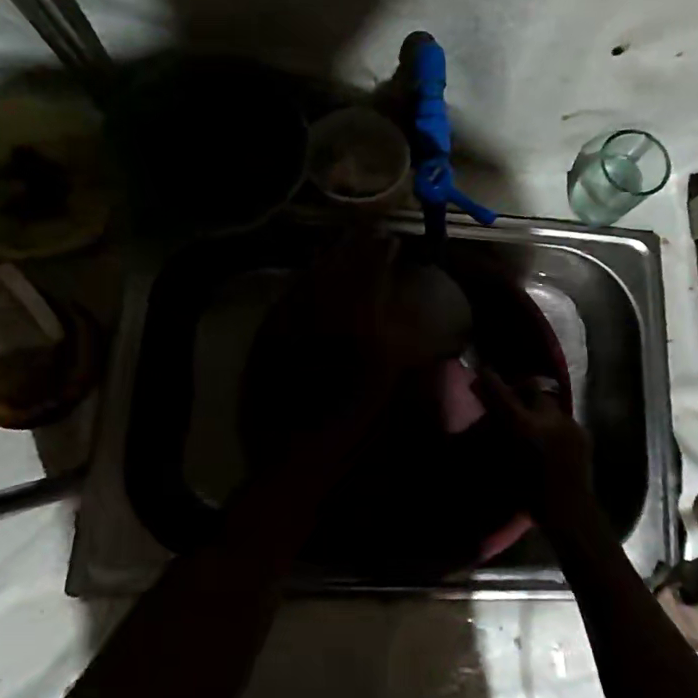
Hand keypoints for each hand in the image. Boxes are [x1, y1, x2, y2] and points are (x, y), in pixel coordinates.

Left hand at [243, 228, 411, 476]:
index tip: (394, 240)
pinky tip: (306, 279)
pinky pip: (285, 301)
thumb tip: (430, 320)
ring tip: (341, 246)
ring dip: (327, 260)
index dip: (382, 252)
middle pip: (338, 269)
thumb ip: (413, 347)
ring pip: (310, 280)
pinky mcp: (267, 343)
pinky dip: (299, 284)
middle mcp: (320, 318)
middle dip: (355, 247)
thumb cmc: (356, 433)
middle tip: (369, 233)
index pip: (371, 274)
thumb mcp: (396, 388)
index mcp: (357, 327)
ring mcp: (289, 328)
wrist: (297, 463)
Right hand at [474, 368, 591, 519]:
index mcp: (523, 425)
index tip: (481, 371)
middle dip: (519, 388)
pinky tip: (550, 440)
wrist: (569, 511)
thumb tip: (477, 426)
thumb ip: (490, 439)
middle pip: (531, 387)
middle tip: (510, 397)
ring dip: (538, 408)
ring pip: (549, 403)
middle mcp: (548, 417)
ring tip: (532, 421)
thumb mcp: (498, 467)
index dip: (488, 380)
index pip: (501, 393)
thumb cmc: (526, 494)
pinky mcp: (584, 433)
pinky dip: (554, 425)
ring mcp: (569, 423)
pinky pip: (564, 420)